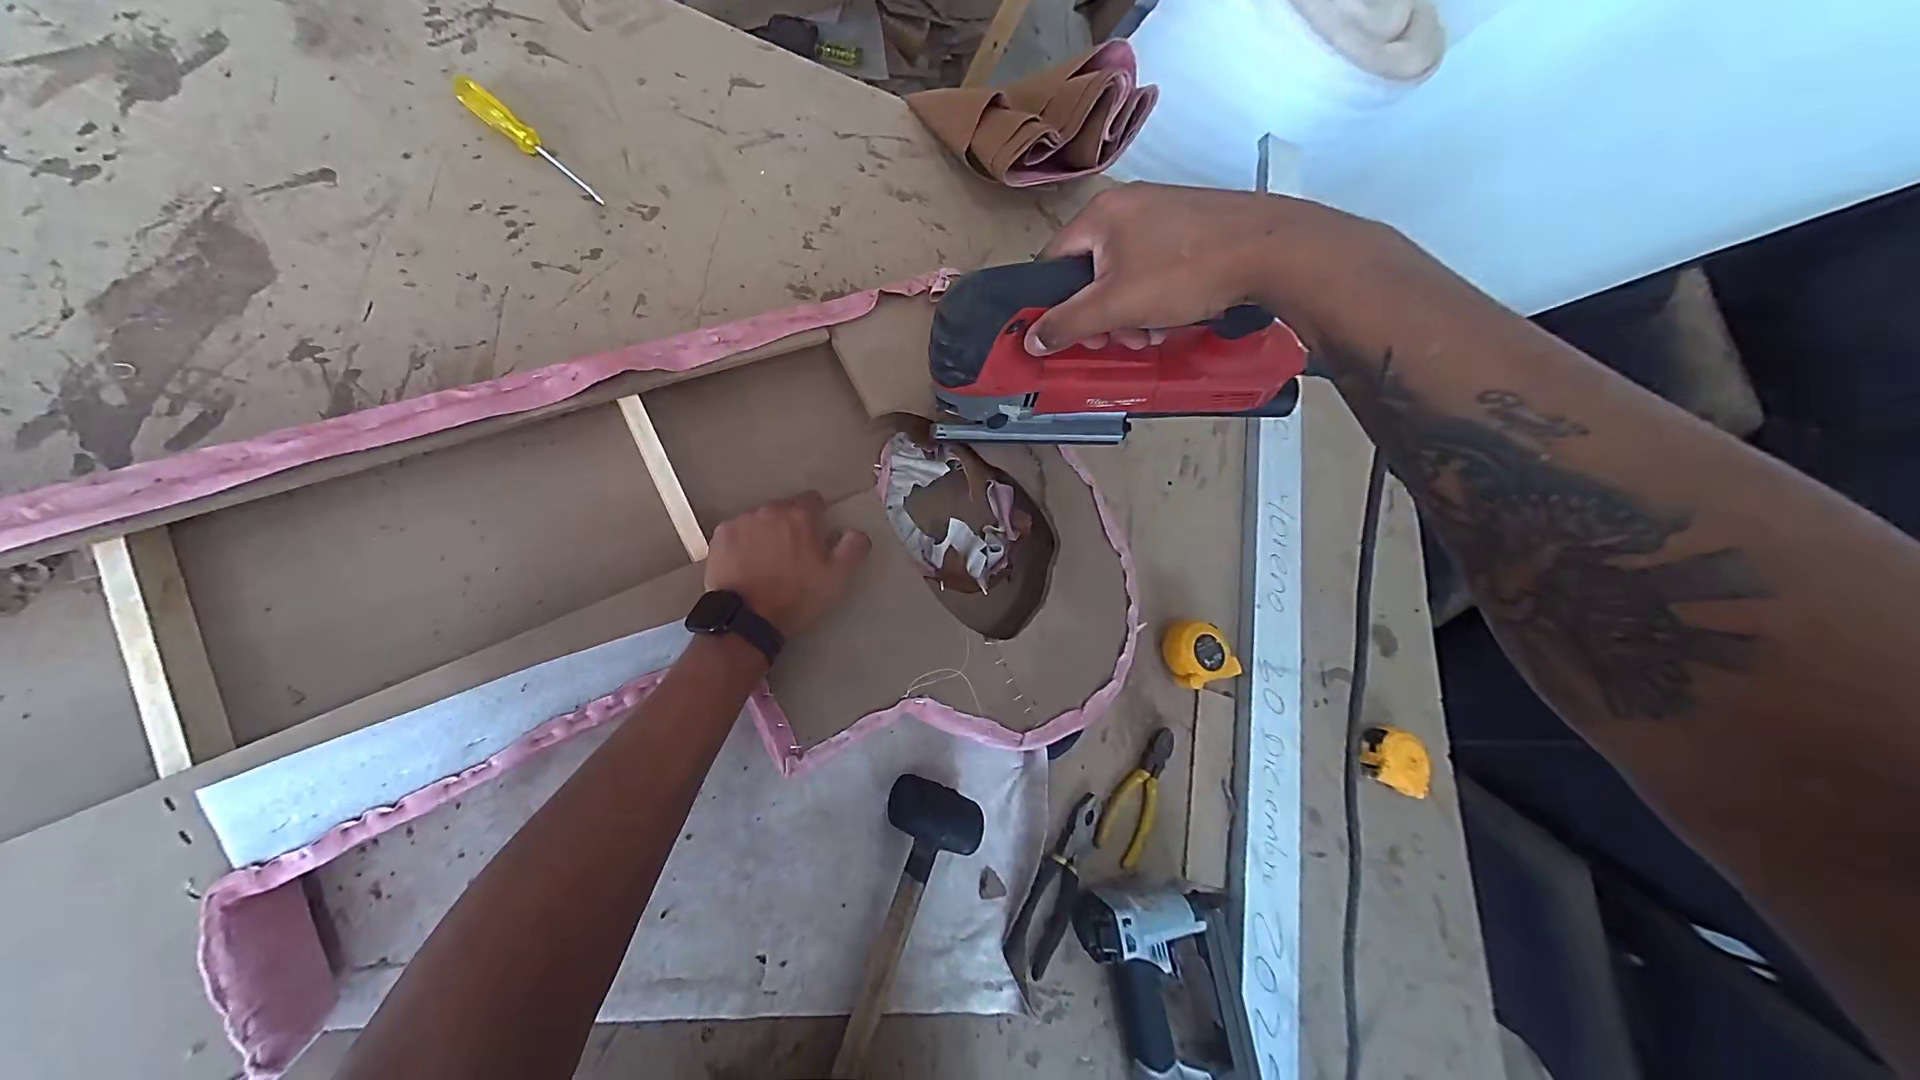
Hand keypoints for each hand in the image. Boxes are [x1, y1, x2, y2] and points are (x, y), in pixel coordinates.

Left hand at [705, 493, 870, 636]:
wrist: (748, 619)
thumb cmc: (796, 598)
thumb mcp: (836, 578)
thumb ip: (853, 548)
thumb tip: (856, 532)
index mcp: (799, 516)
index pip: (813, 500)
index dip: (818, 518)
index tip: (816, 537)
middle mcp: (769, 511)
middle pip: (784, 510)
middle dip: (790, 526)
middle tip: (792, 556)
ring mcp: (741, 522)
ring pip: (760, 520)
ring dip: (766, 534)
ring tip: (767, 563)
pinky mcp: (720, 537)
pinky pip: (737, 532)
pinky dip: (743, 544)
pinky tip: (746, 565)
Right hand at [1023, 182, 1431, 357]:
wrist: (1268, 250)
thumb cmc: (1183, 273)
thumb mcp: (1115, 306)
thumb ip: (1067, 323)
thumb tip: (1030, 338)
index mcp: (1099, 215)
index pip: (1052, 263)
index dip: (1053, 305)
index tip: (1070, 335)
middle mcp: (1126, 206)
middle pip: (1090, 272)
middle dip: (1099, 315)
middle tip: (1117, 339)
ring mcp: (1161, 213)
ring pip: (1123, 275)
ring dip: (1129, 313)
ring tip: (1151, 333)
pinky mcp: (1189, 227)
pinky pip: (1153, 268)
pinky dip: (1155, 298)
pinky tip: (1173, 317)